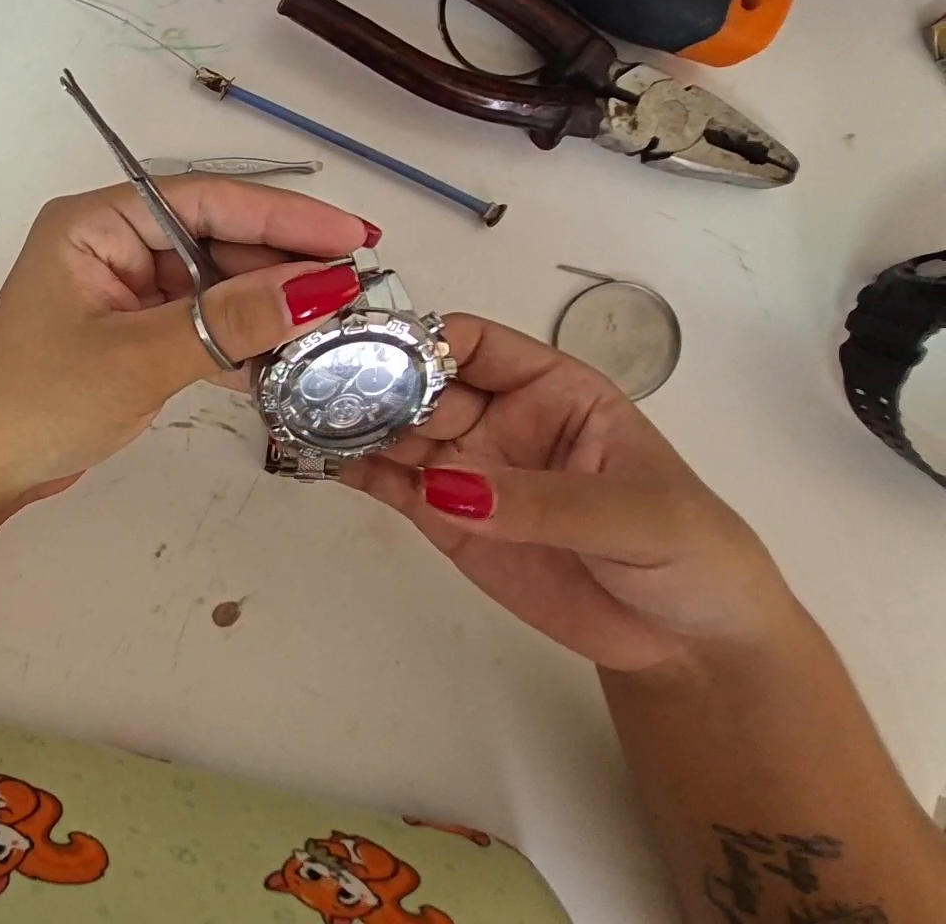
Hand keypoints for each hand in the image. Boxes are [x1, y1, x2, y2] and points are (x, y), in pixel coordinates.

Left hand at [0, 177, 375, 501]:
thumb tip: (326, 287)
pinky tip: (284, 358)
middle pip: (212, 239)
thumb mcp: (141, 357)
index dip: (284, 216)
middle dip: (281, 266)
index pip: (203, 201)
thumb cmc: (43, 404)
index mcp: (93, 224)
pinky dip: (234, 341)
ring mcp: (118, 290)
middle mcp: (107, 245)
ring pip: (209, 285)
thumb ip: (231, 319)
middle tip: (359, 287)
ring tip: (335, 326)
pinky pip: (195, 322)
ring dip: (264, 308)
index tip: (355, 237)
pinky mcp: (127, 332)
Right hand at [340, 315, 801, 671]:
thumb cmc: (688, 555)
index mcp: (551, 392)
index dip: (423, 340)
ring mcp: (463, 469)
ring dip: (347, 422)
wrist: (682, 643)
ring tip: (296, 417)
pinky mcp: (439, 517)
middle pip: (418, 386)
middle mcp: (496, 419)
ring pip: (392, 431)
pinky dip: (349, 469)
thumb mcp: (637, 517)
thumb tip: (447, 487)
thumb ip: (544, 500)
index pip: (475, 346)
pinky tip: (313, 458)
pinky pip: (386, 483)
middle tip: (310, 385)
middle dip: (369, 381)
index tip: (367, 346)